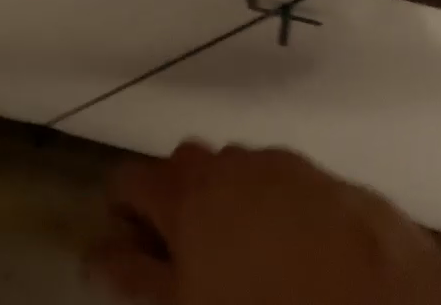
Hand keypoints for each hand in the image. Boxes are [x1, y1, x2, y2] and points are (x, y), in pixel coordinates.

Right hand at [86, 142, 440, 304]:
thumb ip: (134, 277)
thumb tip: (92, 255)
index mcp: (183, 190)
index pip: (124, 182)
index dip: (126, 221)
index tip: (145, 264)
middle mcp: (229, 164)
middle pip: (182, 169)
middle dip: (182, 208)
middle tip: (202, 266)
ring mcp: (291, 172)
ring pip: (242, 177)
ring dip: (236, 207)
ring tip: (262, 265)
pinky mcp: (348, 190)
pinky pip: (298, 194)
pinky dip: (291, 218)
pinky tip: (318, 267)